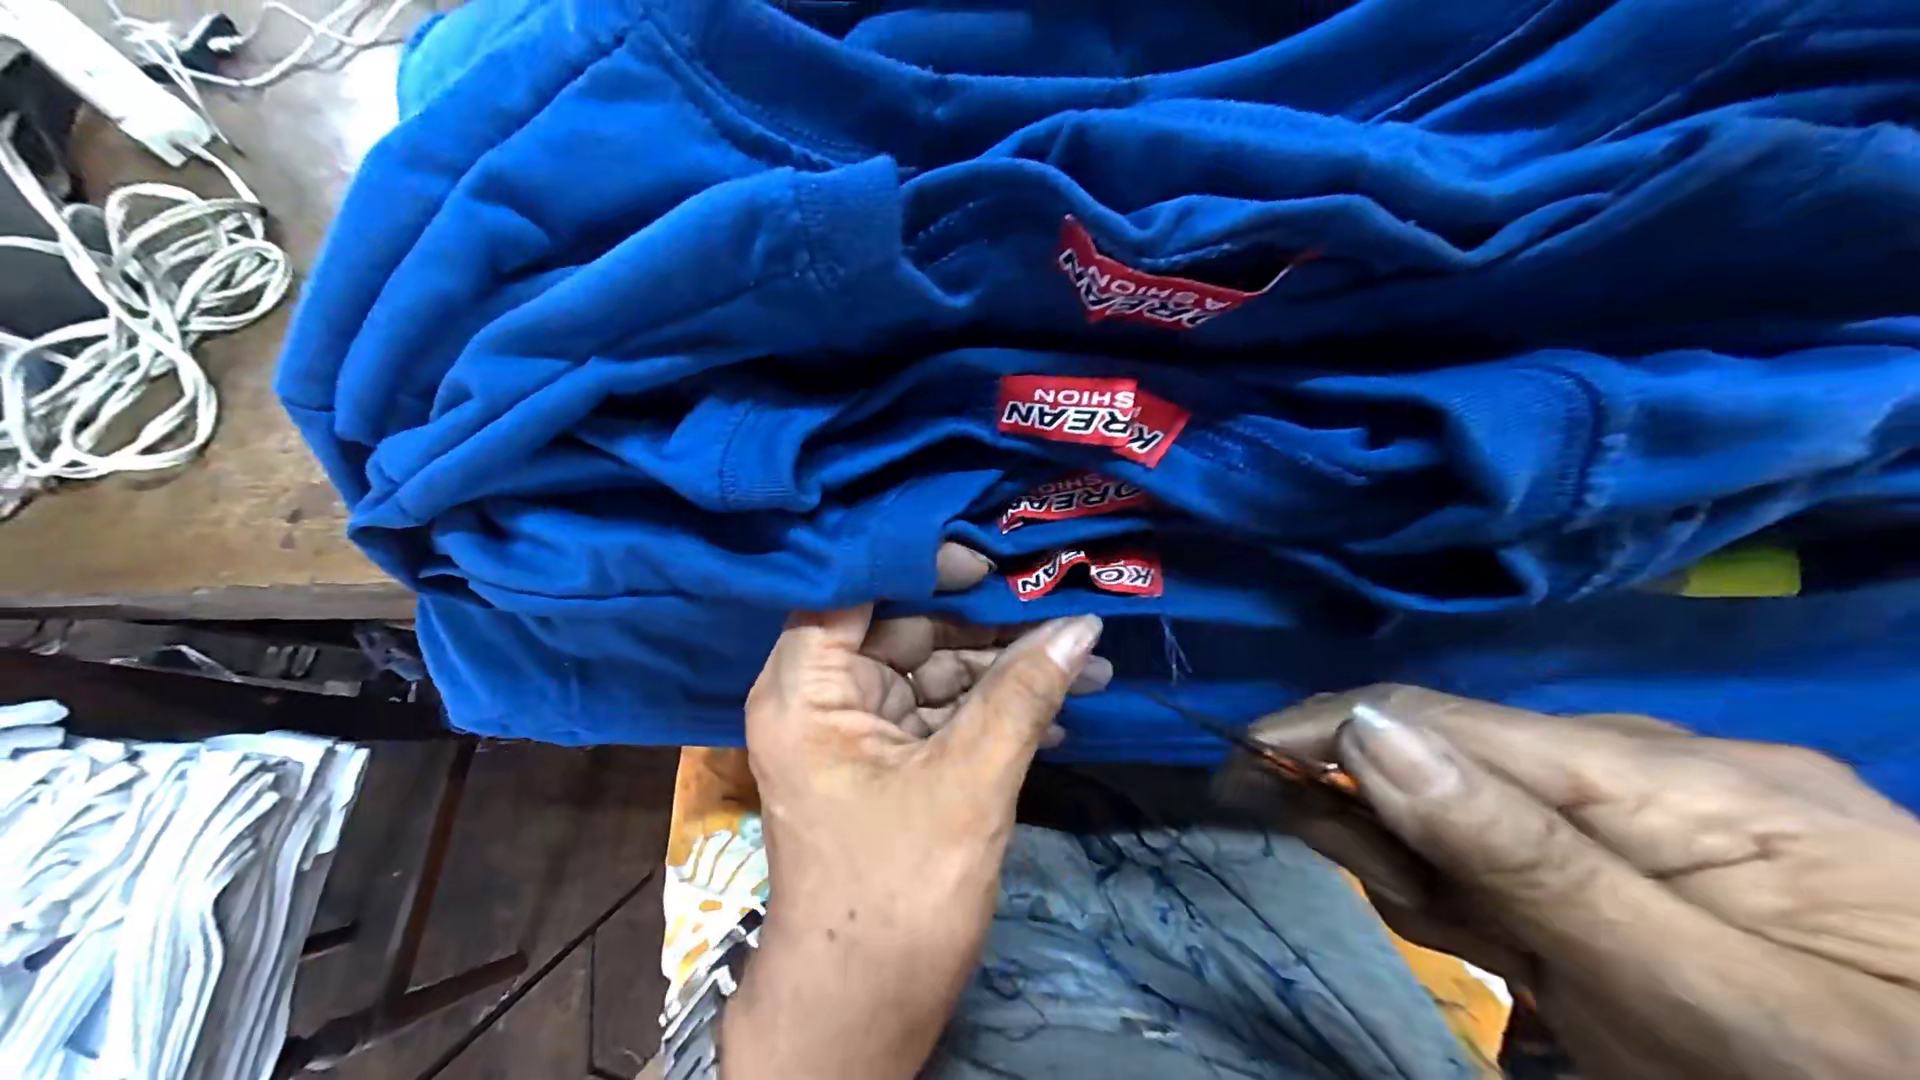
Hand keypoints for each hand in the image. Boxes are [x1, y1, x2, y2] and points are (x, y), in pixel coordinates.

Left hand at [720, 573, 1106, 1078]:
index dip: (918, 565)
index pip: (854, 590)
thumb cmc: (896, 896)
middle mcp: (822, 696)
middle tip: (1062, 608)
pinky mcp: (889, 756)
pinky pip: (944, 709)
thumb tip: (1082, 624)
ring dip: (1005, 670)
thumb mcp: (968, 784)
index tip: (990, 562)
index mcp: (805, 689)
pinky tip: (1060, 712)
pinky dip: (994, 708)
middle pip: (905, 627)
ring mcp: (858, 727)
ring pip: (934, 669)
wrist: (864, 1011)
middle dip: (987, 626)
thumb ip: (1023, 695)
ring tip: (1085, 662)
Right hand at [1223, 686, 1919, 1079]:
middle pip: (1446, 752)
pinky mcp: (1649, 842)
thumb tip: (1364, 730)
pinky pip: (1512, 834)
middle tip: (1410, 910)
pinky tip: (1521, 941)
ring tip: (1497, 955)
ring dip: (1436, 865)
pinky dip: (1482, 883)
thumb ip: (1526, 856)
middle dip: (1386, 818)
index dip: (1321, 733)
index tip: (1233, 774)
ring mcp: (1657, 802)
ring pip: (1468, 796)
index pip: (1443, 720)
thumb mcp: (1698, 1003)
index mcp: (1675, 777)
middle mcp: (1652, 761)